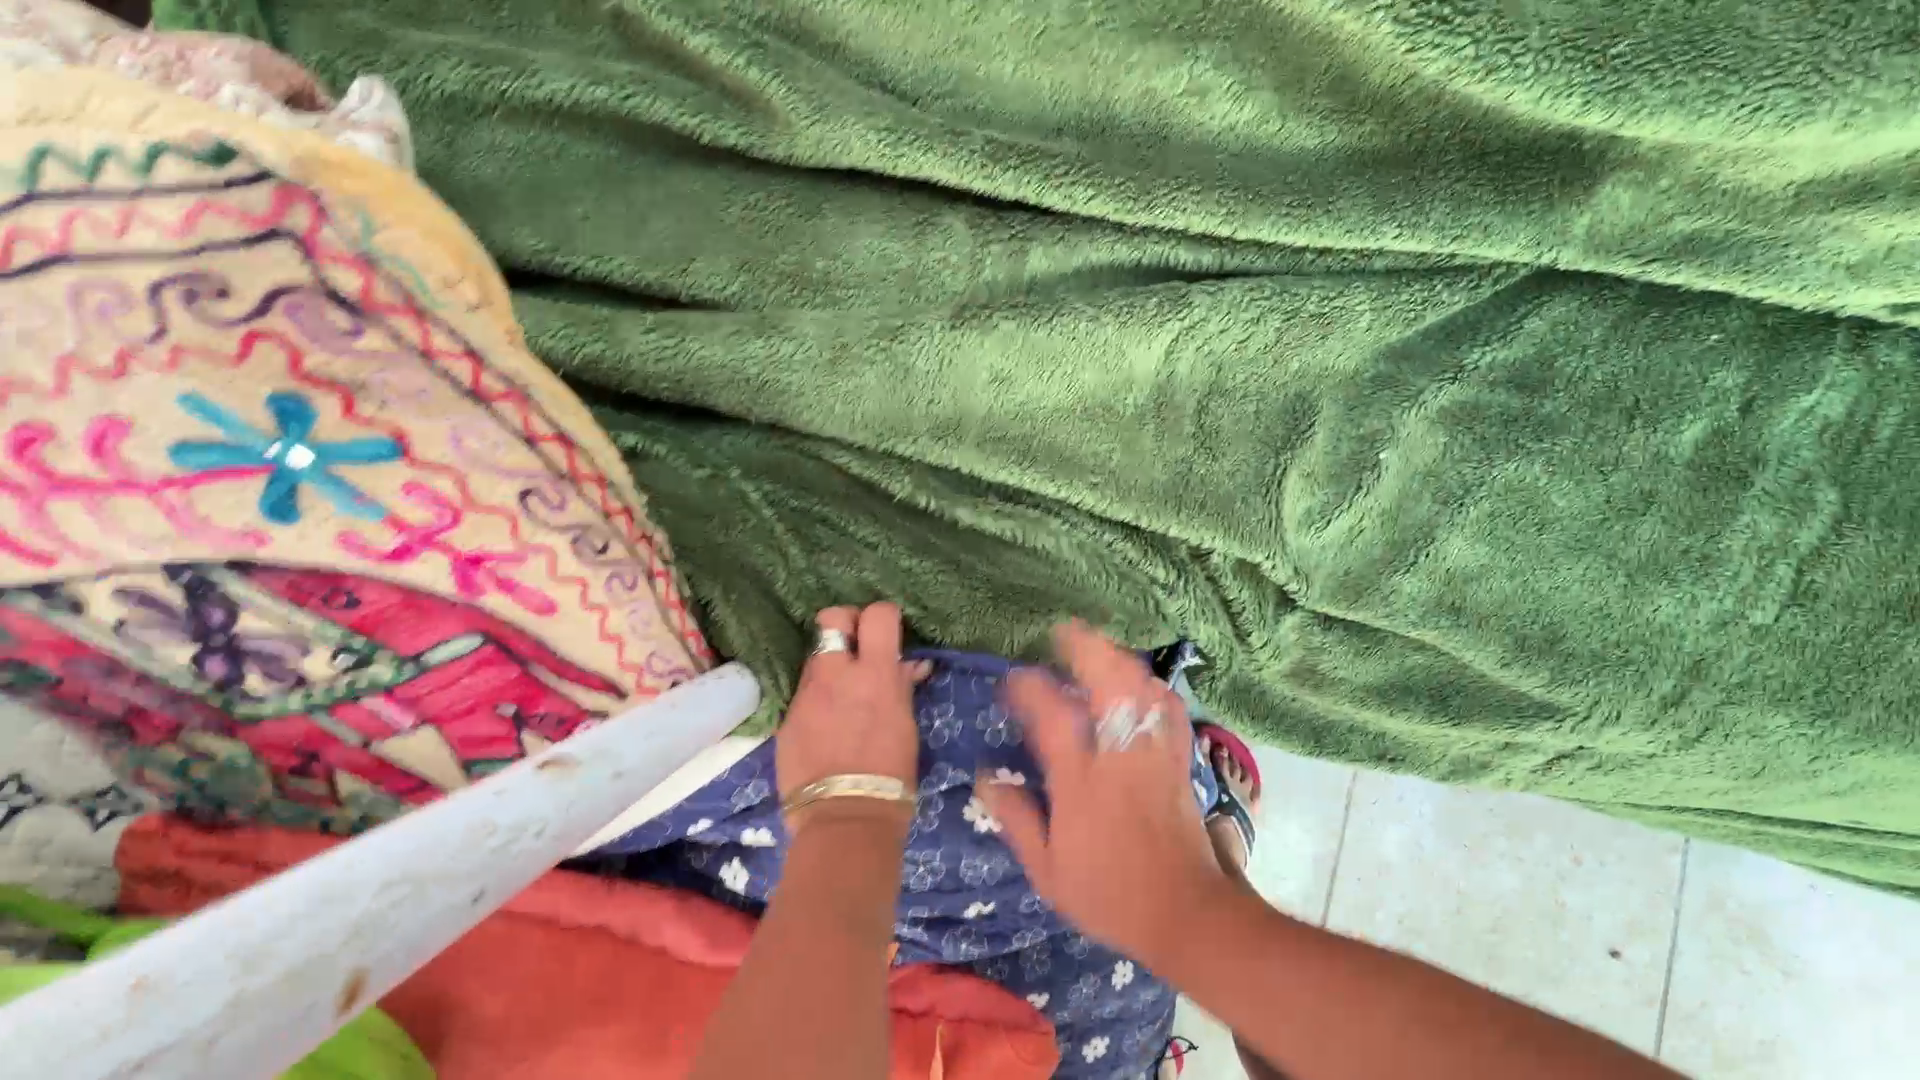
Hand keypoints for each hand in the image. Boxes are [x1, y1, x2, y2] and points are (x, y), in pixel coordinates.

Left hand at [776, 602, 929, 833]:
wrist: (844, 820)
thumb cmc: (891, 776)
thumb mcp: (906, 726)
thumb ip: (900, 688)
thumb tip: (906, 665)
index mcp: (874, 674)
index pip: (877, 615)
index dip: (882, 617)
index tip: (887, 633)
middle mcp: (835, 675)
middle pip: (831, 618)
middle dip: (844, 624)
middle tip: (856, 646)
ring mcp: (805, 696)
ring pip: (814, 660)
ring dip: (830, 667)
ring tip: (843, 697)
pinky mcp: (785, 720)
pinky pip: (803, 697)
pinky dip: (817, 702)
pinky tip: (826, 729)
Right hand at [979, 621, 1227, 965]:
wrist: (1184, 913)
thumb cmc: (1108, 894)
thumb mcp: (1047, 870)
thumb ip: (1017, 819)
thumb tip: (984, 779)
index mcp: (1081, 781)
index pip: (1052, 715)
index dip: (1029, 688)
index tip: (1012, 679)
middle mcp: (1120, 756)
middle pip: (1109, 682)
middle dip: (1085, 647)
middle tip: (1063, 631)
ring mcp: (1154, 754)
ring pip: (1142, 688)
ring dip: (1119, 659)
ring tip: (1098, 648)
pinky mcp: (1179, 761)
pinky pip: (1169, 710)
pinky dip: (1153, 688)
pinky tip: (1141, 684)